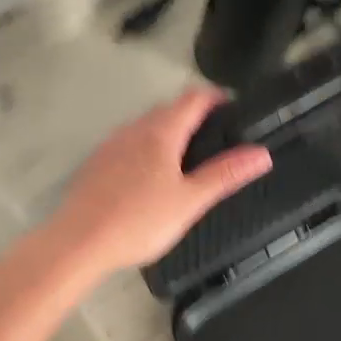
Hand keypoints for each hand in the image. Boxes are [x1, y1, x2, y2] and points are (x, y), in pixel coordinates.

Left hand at [50, 87, 271, 273]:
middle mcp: (133, 130)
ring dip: (165, 133)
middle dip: (191, 116)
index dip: (215, 98)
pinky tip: (147, 179)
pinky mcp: (95, 164)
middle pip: (167, 109)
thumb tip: (261, 154)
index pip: (193, 98)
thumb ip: (224, 175)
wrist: (80, 242)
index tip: (231, 109)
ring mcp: (110, 145)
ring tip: (183, 160)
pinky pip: (126, 146)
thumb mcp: (189, 201)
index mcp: (160, 133)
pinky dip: (143, 150)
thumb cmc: (139, 221)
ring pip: (144, 127)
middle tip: (212, 139)